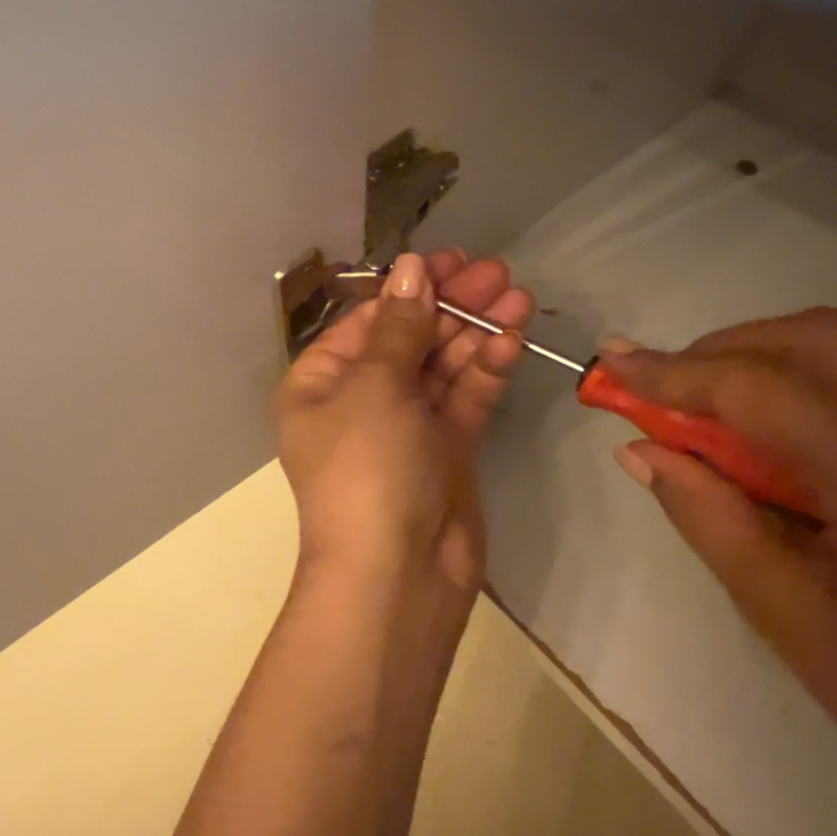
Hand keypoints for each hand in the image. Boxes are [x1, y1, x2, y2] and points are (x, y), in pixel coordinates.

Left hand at [275, 250, 533, 595]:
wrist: (397, 574)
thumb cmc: (366, 470)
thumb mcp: (374, 388)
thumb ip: (400, 327)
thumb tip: (411, 267)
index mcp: (319, 384)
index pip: (365, 323)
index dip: (407, 290)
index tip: (450, 261)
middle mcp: (358, 401)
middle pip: (407, 338)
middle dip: (449, 305)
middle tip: (495, 271)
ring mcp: (404, 426)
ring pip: (441, 365)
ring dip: (475, 331)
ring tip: (517, 296)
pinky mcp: (445, 449)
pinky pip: (464, 398)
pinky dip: (486, 368)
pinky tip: (512, 337)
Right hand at [601, 308, 836, 835]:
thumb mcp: (787, 615)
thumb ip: (708, 517)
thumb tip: (640, 451)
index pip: (765, 388)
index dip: (674, 372)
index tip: (610, 363)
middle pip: (822, 337)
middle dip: (726, 347)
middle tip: (662, 384)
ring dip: (771, 362)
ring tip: (709, 408)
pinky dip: (818, 389)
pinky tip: (780, 442)